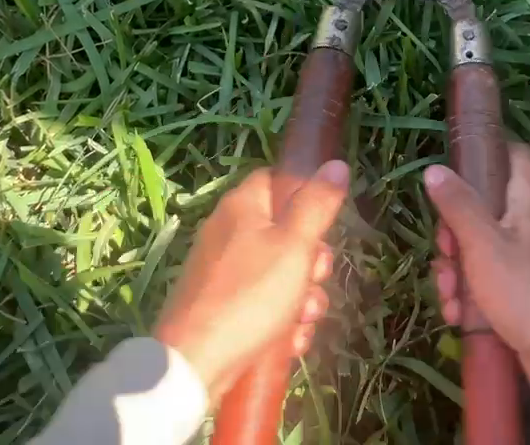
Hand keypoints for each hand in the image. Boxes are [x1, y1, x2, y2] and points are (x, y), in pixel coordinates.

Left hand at [153, 160, 348, 397]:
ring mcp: (220, 273)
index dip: (305, 195)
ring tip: (305, 321)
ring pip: (278, 273)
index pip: (277, 180)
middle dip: (312, 260)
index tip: (324, 222)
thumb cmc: (250, 294)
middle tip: (317, 277)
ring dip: (302, 298)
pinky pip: (260, 305)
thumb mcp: (295, 244)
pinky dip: (280, 322)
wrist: (193, 365)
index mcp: (241, 206)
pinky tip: (290, 343)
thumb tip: (336, 164)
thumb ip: (317, 204)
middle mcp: (227, 232)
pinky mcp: (218, 309)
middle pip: (284, 231)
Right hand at [424, 144, 529, 399]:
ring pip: (479, 246)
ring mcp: (526, 257)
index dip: (487, 149)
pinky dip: (469, 294)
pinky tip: (458, 315)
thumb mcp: (482, 244)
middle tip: (445, 250)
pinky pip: (486, 279)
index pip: (514, 153)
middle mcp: (529, 222)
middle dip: (453, 230)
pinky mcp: (522, 290)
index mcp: (528, 199)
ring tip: (449, 295)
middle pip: (483, 205)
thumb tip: (434, 168)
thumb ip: (458, 205)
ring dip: (455, 269)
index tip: (455, 161)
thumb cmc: (525, 290)